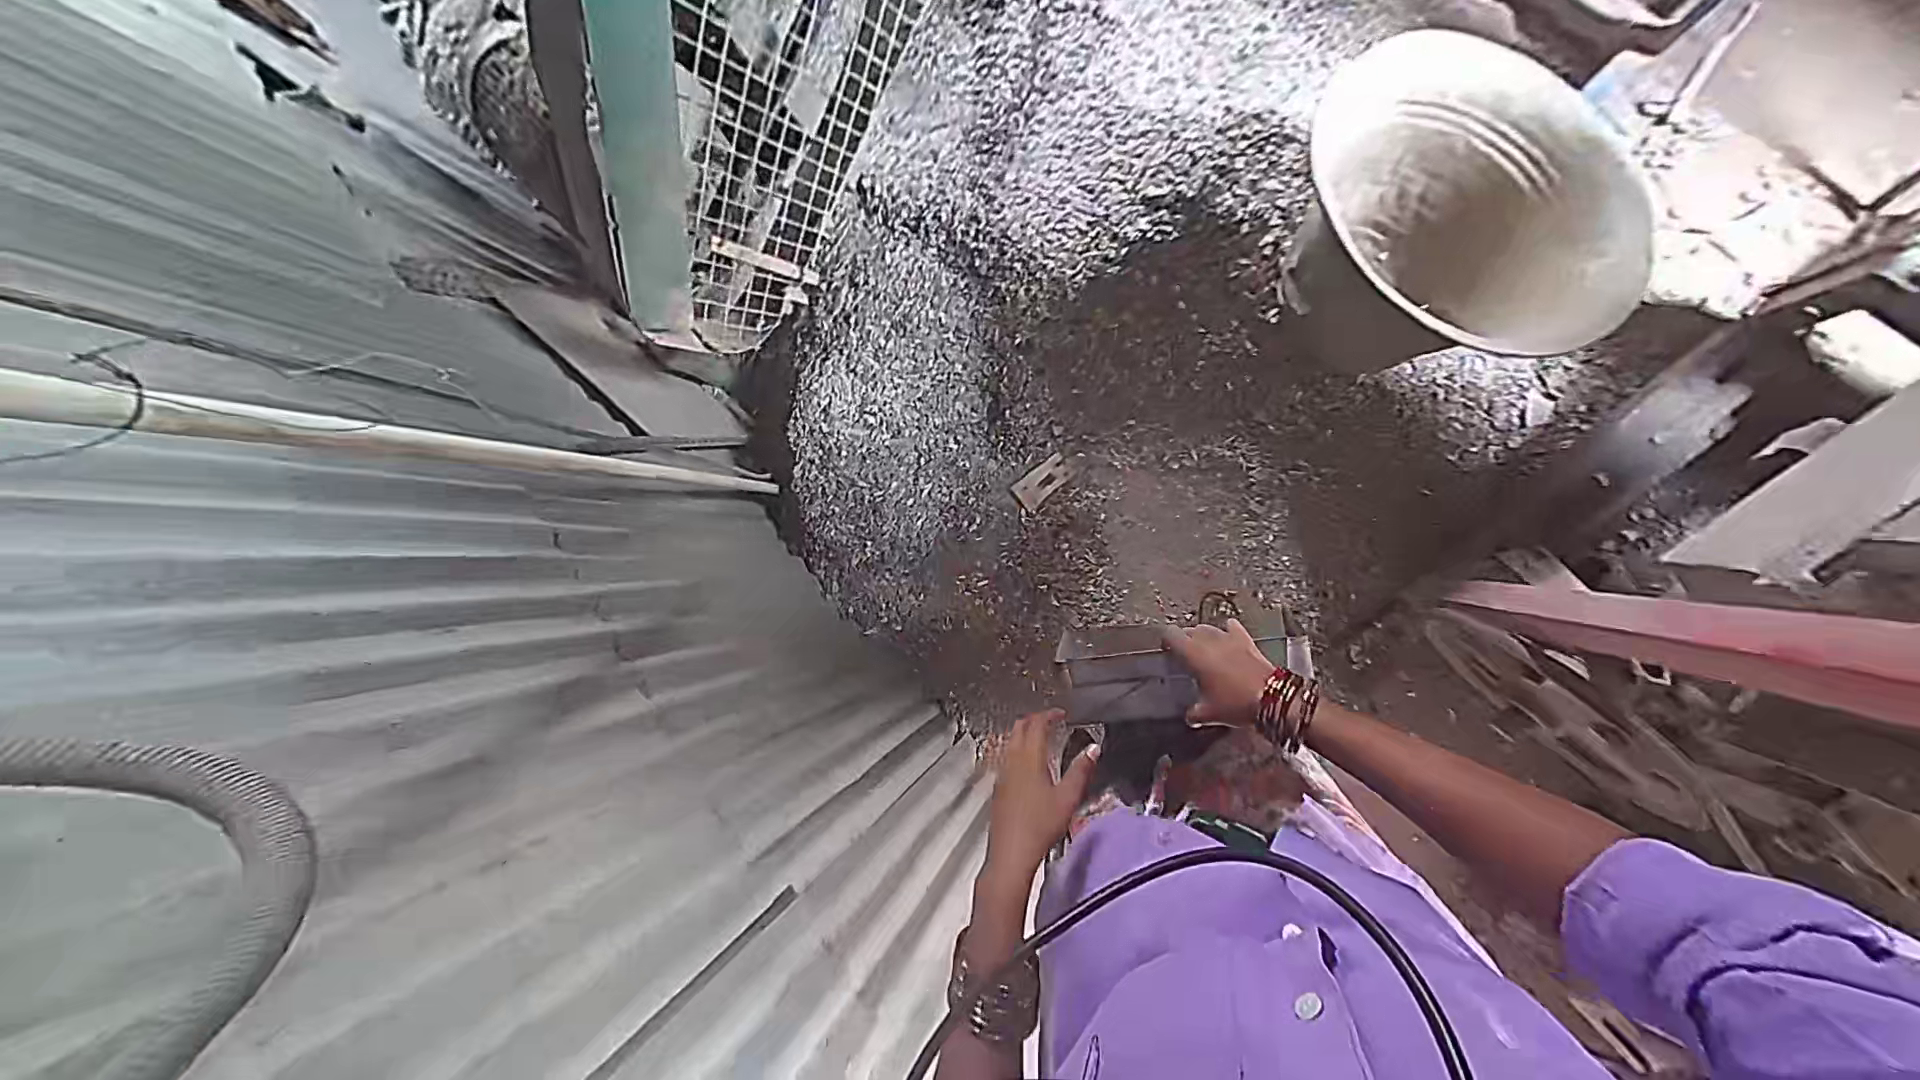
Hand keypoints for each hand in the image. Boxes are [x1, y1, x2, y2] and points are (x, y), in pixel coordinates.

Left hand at [984, 710, 1098, 892]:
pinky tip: (1027, 764)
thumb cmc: (1040, 826)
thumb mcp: (1068, 798)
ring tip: (1041, 738)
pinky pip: (1006, 757)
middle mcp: (1012, 761)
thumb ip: (1081, 770)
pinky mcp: (998, 787)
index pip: (1036, 725)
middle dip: (1034, 720)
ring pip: (1010, 741)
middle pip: (1019, 728)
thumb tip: (1093, 749)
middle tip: (1050, 721)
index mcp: (1030, 758)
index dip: (1048, 715)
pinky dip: (1018, 749)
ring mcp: (1002, 773)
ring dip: (1024, 733)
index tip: (1060, 713)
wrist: (1011, 853)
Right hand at [1161, 618, 1274, 727]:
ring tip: (1205, 649)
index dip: (1166, 640)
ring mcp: (1228, 638)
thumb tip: (1190, 717)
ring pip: (1209, 628)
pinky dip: (1228, 631)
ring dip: (1204, 636)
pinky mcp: (1246, 640)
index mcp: (1192, 653)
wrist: (1272, 698)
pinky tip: (1228, 639)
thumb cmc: (1235, 702)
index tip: (1167, 650)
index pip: (1170, 634)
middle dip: (1185, 639)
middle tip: (1186, 655)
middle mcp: (1208, 640)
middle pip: (1189, 630)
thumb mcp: (1209, 713)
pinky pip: (1232, 627)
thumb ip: (1194, 714)